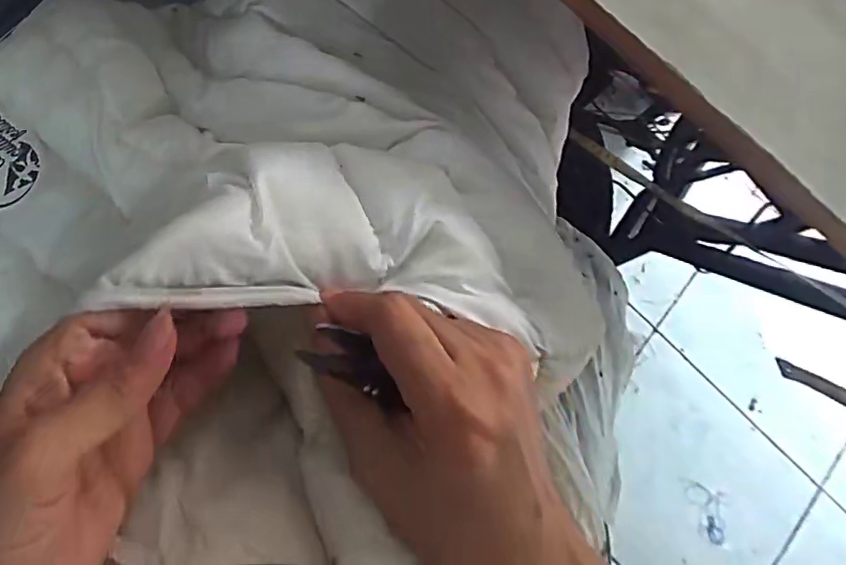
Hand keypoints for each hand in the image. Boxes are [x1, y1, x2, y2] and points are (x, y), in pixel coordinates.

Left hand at [0, 307, 246, 564]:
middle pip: (145, 337)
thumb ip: (108, 392)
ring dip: (201, 344)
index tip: (200, 285)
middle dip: (187, 320)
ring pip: (165, 366)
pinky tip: (227, 358)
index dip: (155, 299)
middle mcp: (88, 379)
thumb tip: (167, 323)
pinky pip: (174, 404)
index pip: (112, 316)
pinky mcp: (137, 451)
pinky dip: (201, 381)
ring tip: (240, 324)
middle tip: (234, 305)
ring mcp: (115, 417)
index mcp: (55, 365)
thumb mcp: (44, 451)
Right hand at [310, 291, 598, 564]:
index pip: (396, 318)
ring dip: (399, 326)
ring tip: (384, 361)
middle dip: (370, 315)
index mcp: (453, 401)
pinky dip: (428, 335)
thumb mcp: (378, 469)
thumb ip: (344, 397)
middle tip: (342, 336)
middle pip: (412, 308)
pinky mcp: (515, 351)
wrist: (525, 543)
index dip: (354, 305)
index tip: (324, 310)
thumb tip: (321, 337)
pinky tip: (423, 368)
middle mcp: (486, 364)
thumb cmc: (446, 520)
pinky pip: (455, 323)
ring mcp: (506, 353)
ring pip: (431, 312)